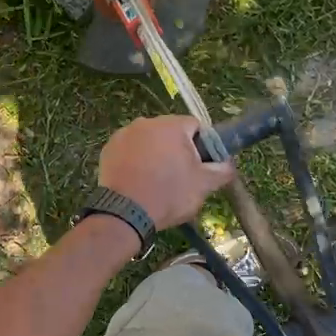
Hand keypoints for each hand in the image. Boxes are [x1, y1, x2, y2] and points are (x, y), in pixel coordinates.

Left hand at [97, 116, 235, 229]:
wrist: (125, 213)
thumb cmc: (169, 194)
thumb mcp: (204, 185)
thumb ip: (222, 169)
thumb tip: (227, 163)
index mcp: (171, 125)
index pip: (194, 126)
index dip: (201, 146)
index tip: (199, 166)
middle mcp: (145, 122)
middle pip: (170, 132)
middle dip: (177, 150)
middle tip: (179, 177)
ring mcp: (123, 134)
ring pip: (148, 141)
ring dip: (155, 154)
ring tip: (156, 181)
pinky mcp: (108, 149)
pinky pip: (130, 150)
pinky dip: (135, 161)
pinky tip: (138, 181)